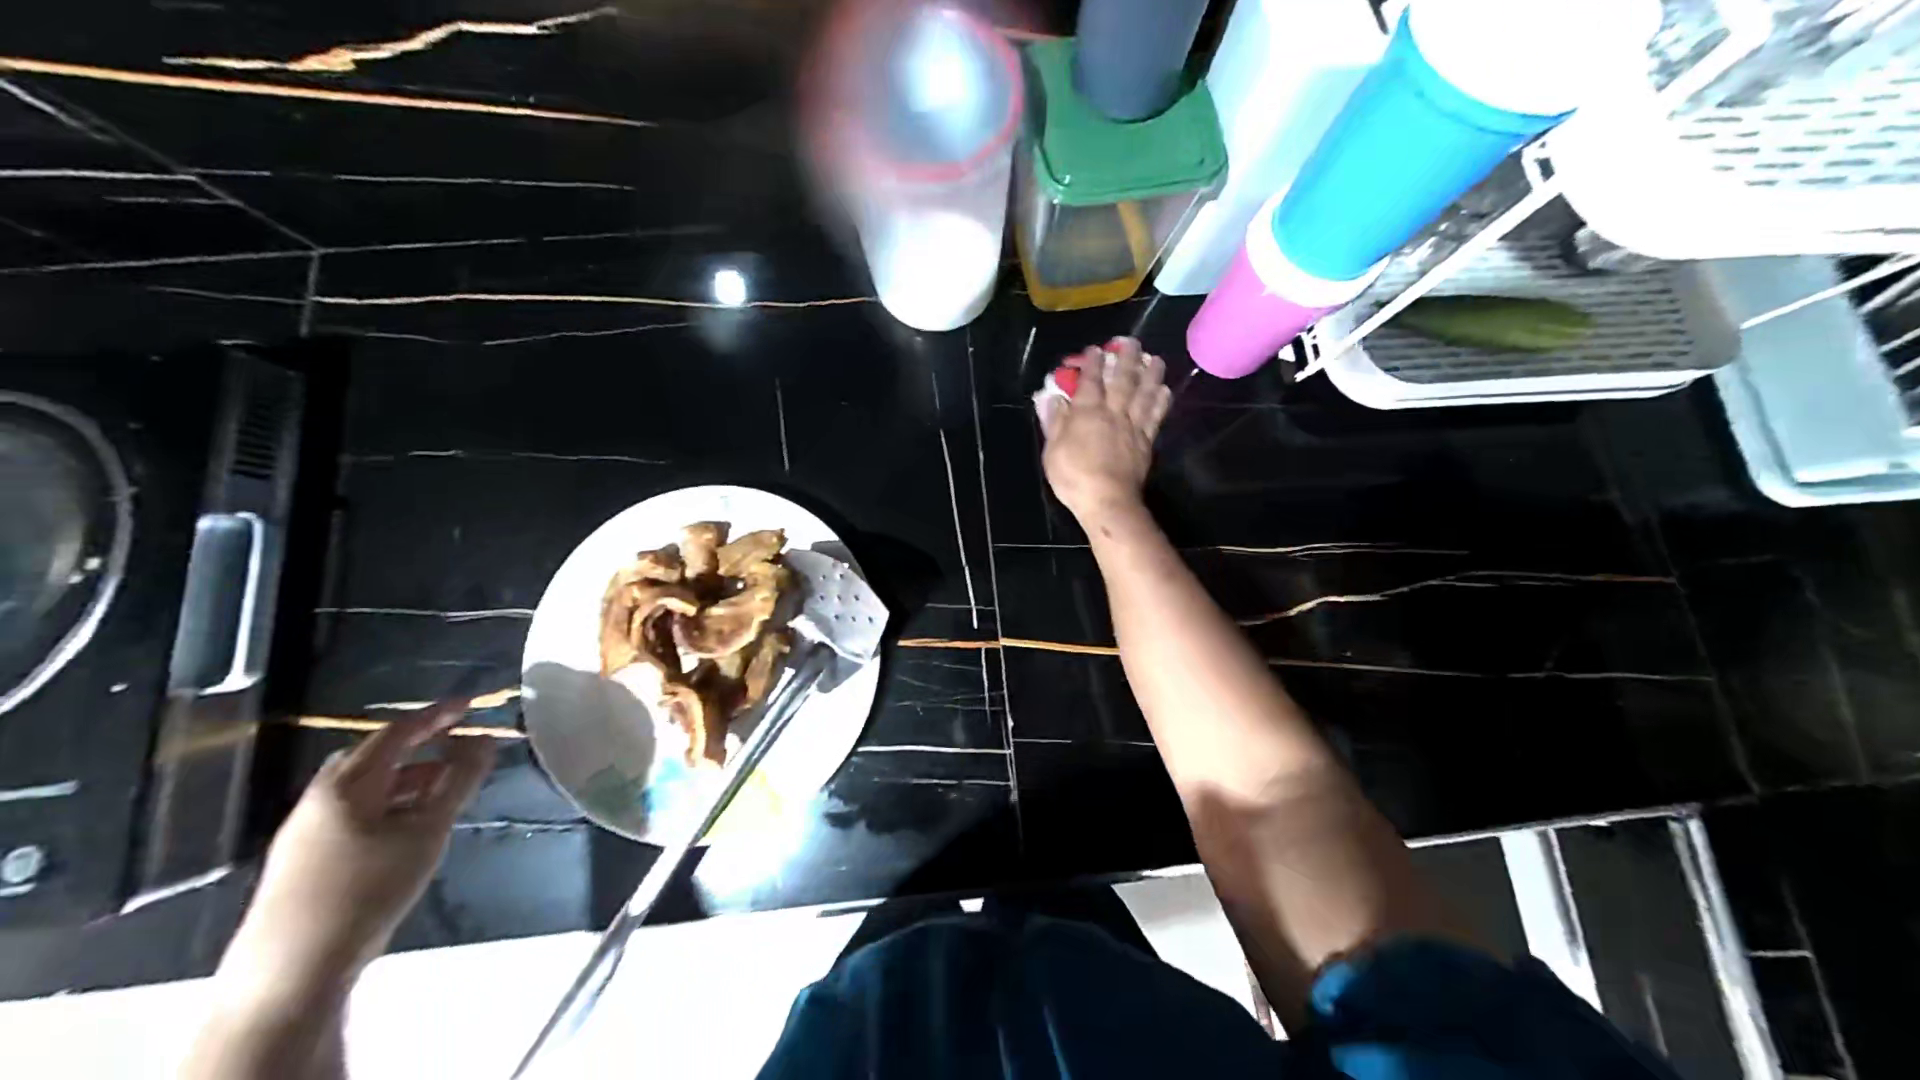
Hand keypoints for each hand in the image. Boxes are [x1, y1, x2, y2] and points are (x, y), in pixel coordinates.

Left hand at [221, 700, 494, 994]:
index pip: (396, 733)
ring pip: (367, 788)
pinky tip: (412, 825)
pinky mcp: (306, 860)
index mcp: (345, 785)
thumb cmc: (368, 887)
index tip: (471, 705)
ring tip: (447, 788)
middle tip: (461, 746)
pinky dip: (392, 804)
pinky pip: (356, 813)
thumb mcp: (427, 831)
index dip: (436, 716)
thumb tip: (484, 741)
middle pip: (376, 758)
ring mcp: (308, 831)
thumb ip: (458, 782)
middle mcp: (320, 799)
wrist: (293, 969)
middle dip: (421, 747)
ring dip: (409, 778)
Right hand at [1037, 337, 1170, 526]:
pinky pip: (1156, 415)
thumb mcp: (1053, 450)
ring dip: (1150, 373)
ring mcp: (1133, 426)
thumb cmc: (1074, 477)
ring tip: (1155, 358)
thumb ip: (1054, 422)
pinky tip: (1164, 390)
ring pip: (1144, 393)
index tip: (1095, 349)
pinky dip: (1161, 400)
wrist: (1108, 502)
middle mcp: (1113, 413)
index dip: (1092, 363)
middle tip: (1130, 341)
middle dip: (1125, 358)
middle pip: (1122, 379)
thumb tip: (1052, 398)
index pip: (1090, 381)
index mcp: (1087, 413)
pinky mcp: (1146, 441)